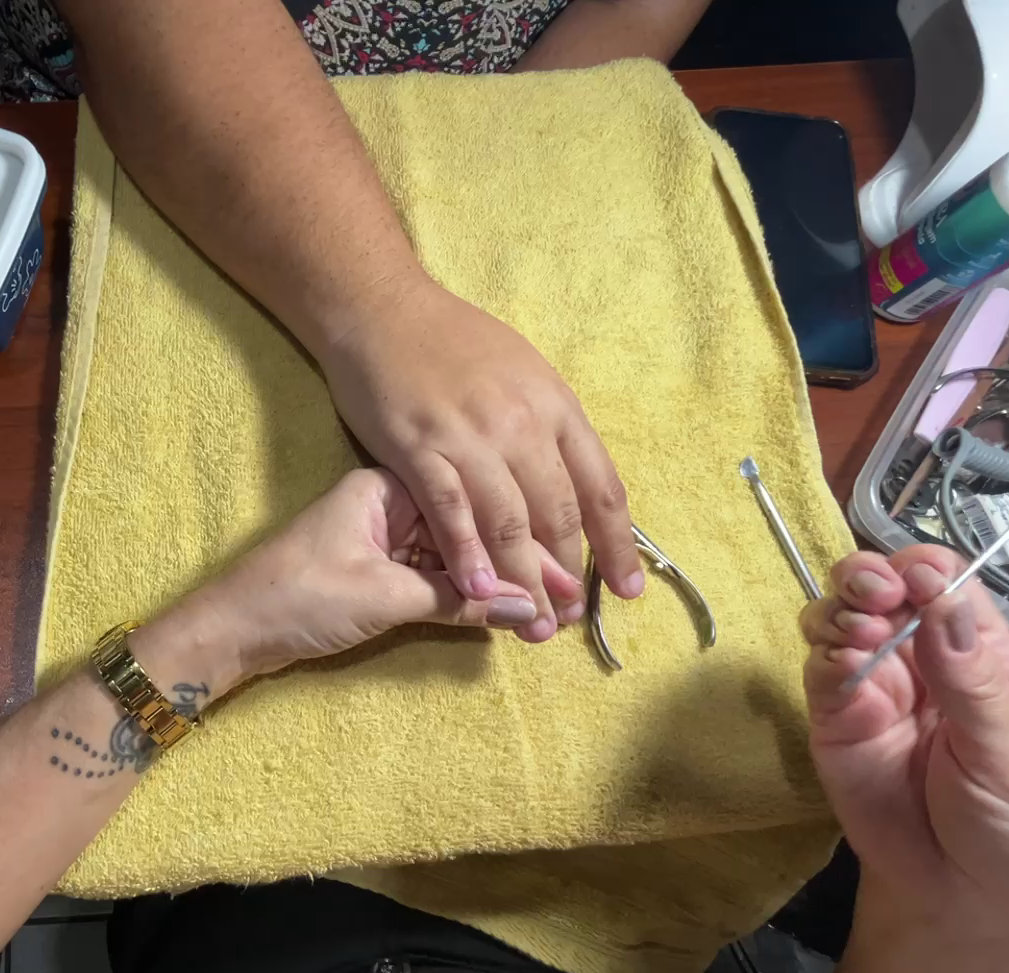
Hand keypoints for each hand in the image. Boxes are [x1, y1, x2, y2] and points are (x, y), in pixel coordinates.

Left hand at [162, 468, 563, 686]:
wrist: (233, 627)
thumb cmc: (300, 596)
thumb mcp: (382, 596)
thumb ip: (456, 601)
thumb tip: (527, 609)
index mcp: (389, 489)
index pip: (471, 507)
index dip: (520, 544)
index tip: (566, 578)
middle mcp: (392, 505)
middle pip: (469, 532)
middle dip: (516, 568)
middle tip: (569, 601)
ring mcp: (384, 538)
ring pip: (455, 558)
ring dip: (495, 586)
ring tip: (547, 613)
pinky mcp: (377, 570)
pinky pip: (433, 577)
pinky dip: (464, 596)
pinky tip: (501, 610)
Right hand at [317, 278, 643, 644]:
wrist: (383, 311)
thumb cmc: (450, 340)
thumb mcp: (520, 370)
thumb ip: (544, 425)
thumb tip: (565, 478)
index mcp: (553, 406)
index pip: (599, 487)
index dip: (615, 545)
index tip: (625, 588)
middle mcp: (520, 424)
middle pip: (557, 513)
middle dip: (567, 574)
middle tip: (568, 620)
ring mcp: (468, 437)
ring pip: (508, 521)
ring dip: (524, 579)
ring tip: (533, 624)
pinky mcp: (419, 449)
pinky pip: (450, 510)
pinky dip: (465, 553)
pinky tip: (477, 588)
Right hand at [800, 546, 1008, 950]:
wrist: (953, 887)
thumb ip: (972, 676)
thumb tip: (941, 598)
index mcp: (977, 655)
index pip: (946, 587)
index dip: (926, 572)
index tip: (912, 584)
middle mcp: (917, 656)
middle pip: (879, 588)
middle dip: (867, 577)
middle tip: (871, 595)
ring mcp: (868, 680)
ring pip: (836, 616)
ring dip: (839, 612)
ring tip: (856, 638)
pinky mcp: (829, 709)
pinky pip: (815, 664)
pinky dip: (821, 654)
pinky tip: (839, 667)